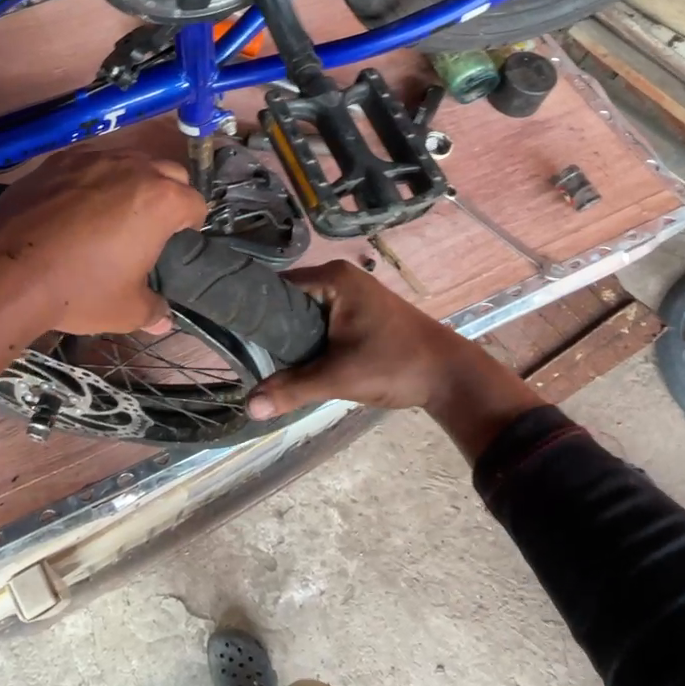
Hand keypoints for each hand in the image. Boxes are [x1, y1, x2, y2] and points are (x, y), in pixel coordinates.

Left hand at [0, 149, 207, 395]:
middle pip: (167, 172)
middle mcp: (133, 168)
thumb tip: (164, 320)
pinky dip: (90, 179)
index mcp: (162, 201)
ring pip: (127, 160)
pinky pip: (88, 162)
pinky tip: (74, 205)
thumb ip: (152, 310)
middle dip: (166, 193)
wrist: (9, 271)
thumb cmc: (79, 290)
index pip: (195, 203)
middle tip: (149, 225)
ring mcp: (93, 158)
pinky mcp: (57, 160)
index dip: (190, 224)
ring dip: (129, 180)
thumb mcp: (125, 310)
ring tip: (112, 211)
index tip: (177, 239)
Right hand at [245, 261, 546, 462]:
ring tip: (266, 360)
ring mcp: (353, 294)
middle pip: (288, 300)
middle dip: (272, 328)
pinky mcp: (360, 312)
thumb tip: (248, 408)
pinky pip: (322, 320)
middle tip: (248, 355)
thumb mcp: (339, 377)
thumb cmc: (396, 365)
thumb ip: (292, 388)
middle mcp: (341, 277)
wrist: (452, 377)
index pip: (276, 286)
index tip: (232, 335)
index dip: (254, 310)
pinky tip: (298, 360)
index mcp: (333, 278)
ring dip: (292, 337)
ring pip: (305, 313)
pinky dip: (310, 339)